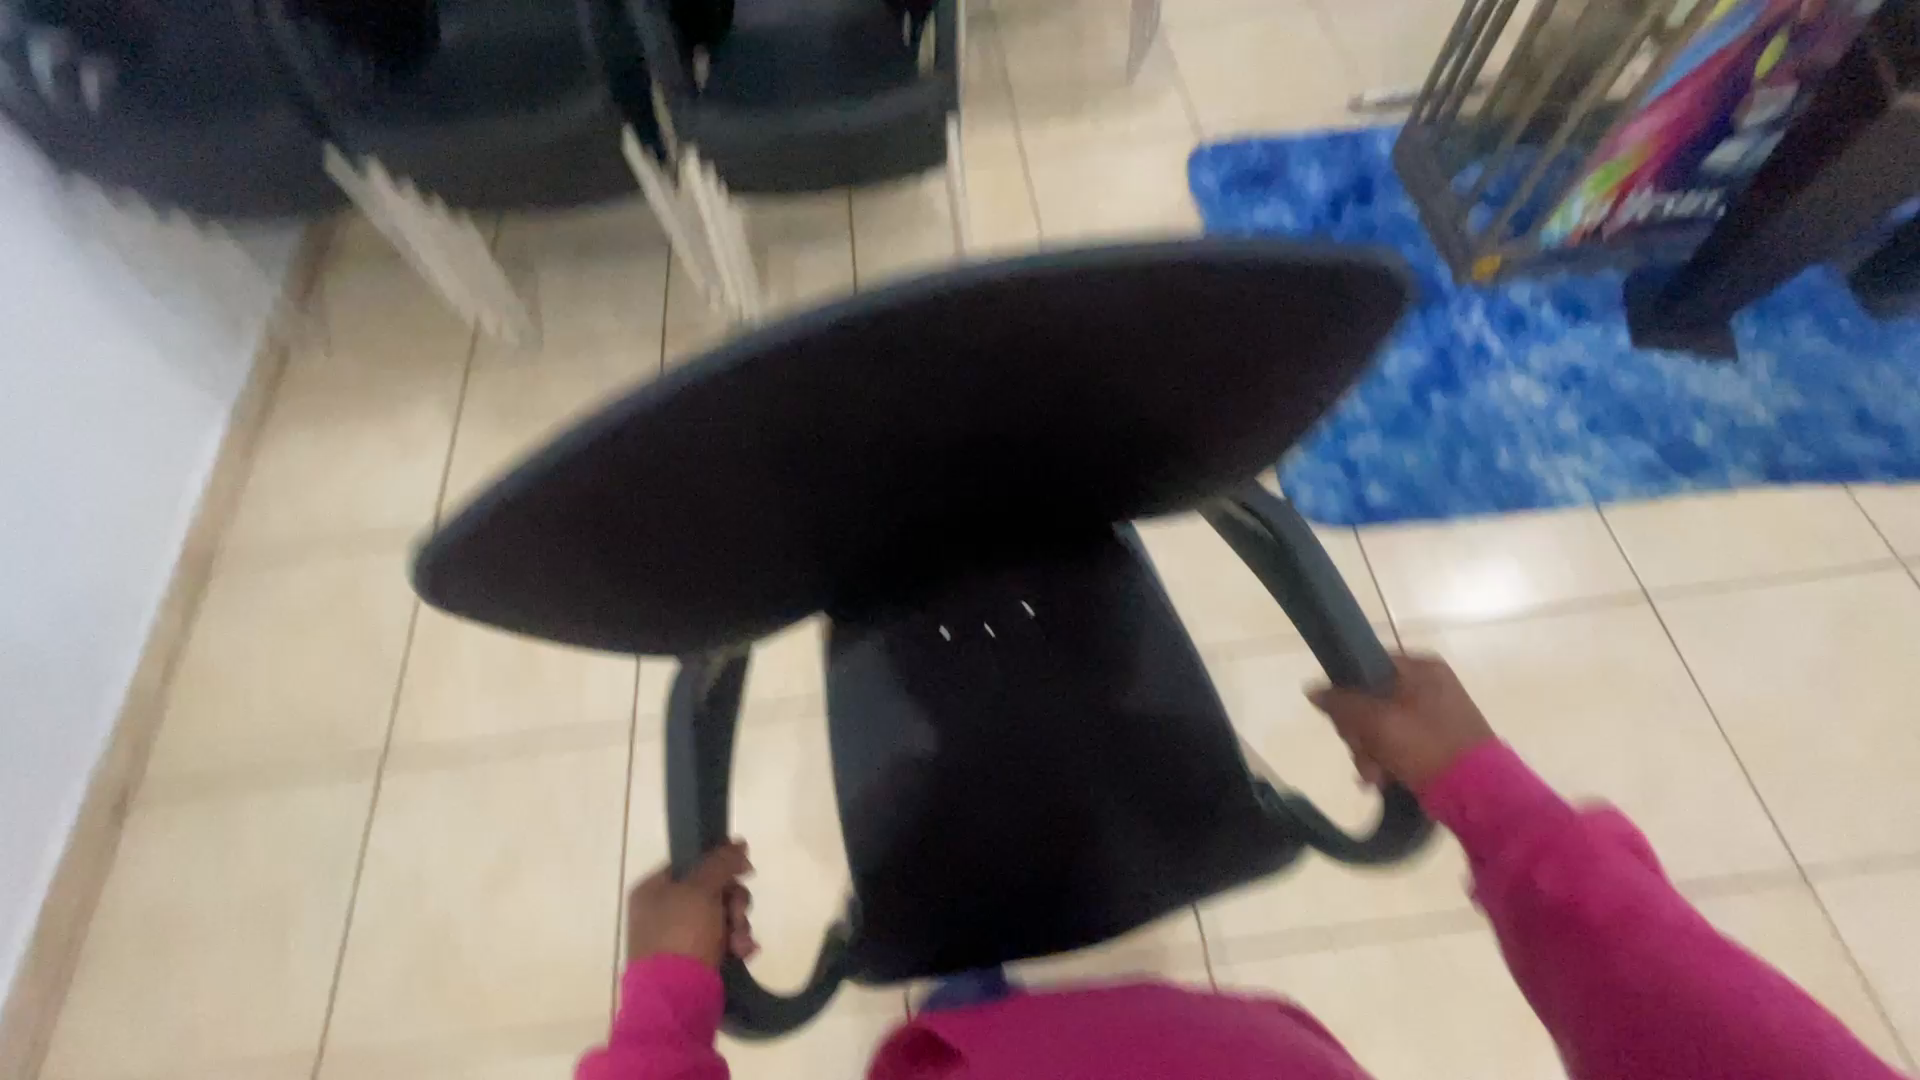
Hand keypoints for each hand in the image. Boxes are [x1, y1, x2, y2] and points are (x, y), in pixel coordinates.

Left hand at [626, 841, 758, 969]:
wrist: (675, 1000)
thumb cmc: (682, 934)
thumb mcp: (701, 888)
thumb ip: (721, 862)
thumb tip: (739, 843)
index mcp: (652, 890)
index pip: (692, 863)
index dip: (720, 864)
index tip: (744, 870)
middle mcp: (662, 912)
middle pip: (712, 889)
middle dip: (733, 901)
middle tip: (737, 912)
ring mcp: (677, 939)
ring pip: (721, 915)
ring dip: (738, 924)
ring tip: (740, 942)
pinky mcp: (693, 961)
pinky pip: (722, 941)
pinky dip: (736, 944)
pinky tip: (744, 952)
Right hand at [1307, 653, 1495, 791]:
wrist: (1481, 796)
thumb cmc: (1427, 746)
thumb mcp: (1377, 721)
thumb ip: (1341, 703)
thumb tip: (1312, 690)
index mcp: (1420, 668)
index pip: (1364, 666)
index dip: (1346, 692)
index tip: (1341, 718)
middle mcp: (1428, 685)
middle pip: (1368, 700)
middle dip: (1359, 733)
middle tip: (1362, 752)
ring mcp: (1433, 714)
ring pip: (1378, 725)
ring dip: (1368, 752)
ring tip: (1374, 776)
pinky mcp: (1436, 741)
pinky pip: (1396, 742)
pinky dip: (1385, 760)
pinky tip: (1382, 780)